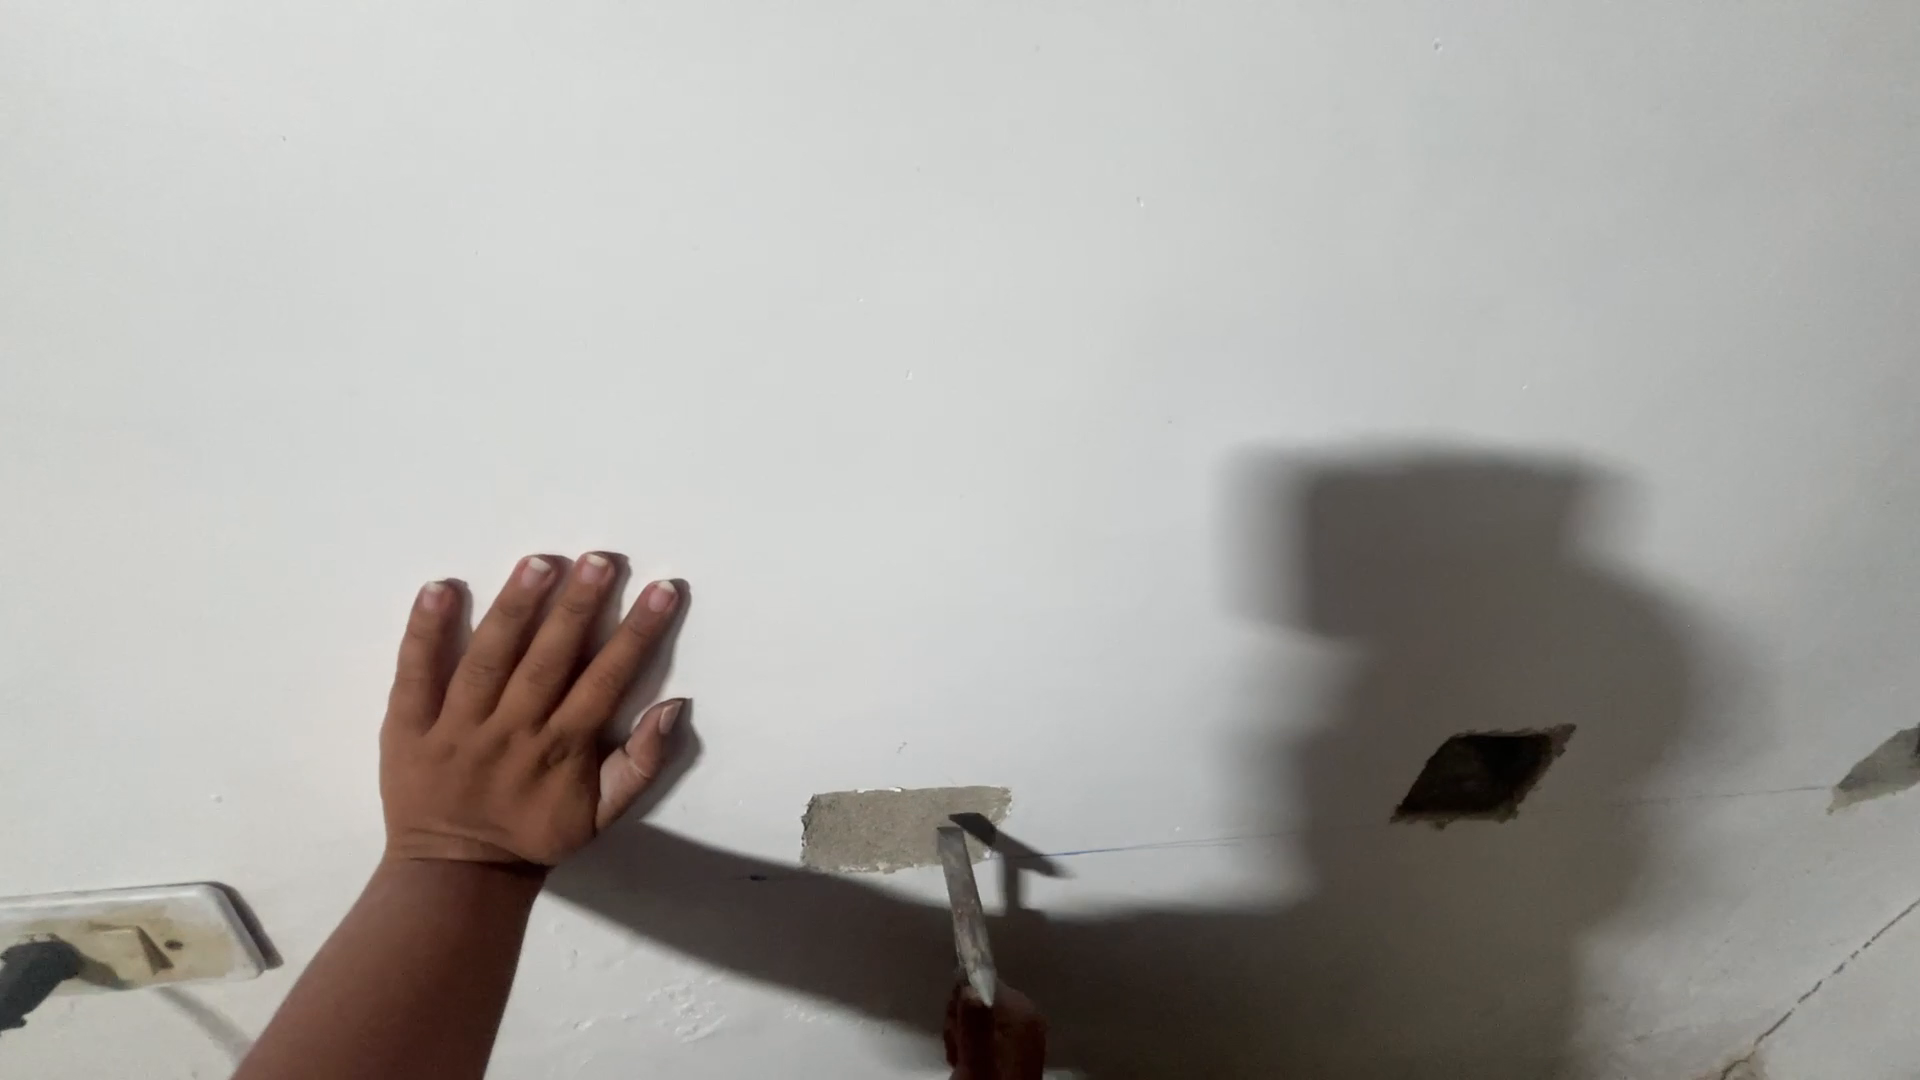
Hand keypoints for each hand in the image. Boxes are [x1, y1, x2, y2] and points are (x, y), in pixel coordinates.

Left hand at [380, 554, 685, 868]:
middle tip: (600, 558)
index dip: (638, 632)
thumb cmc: (539, 835)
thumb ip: (643, 762)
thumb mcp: (606, 813)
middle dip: (578, 605)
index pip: (608, 679)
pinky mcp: (406, 728)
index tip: (662, 590)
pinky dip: (424, 631)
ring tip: (539, 562)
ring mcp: (455, 728)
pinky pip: (414, 675)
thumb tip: (675, 706)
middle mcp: (512, 731)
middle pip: (549, 659)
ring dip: (514, 607)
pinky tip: (440, 587)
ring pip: (488, 659)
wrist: (454, 874)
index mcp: (563, 749)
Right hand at [944, 980, 1046, 1079]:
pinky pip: (984, 1032)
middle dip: (961, 1023)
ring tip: (963, 1062)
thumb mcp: (978, 1063)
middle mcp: (1025, 1014)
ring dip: (962, 1037)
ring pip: (976, 1016)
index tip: (955, 1030)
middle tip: (959, 1052)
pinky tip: (969, 1065)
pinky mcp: (1014, 1048)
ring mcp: (1021, 1032)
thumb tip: (969, 986)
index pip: (980, 980)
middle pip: (977, 998)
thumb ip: (974, 1025)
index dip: (960, 1003)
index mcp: (1022, 1010)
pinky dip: (971, 1047)